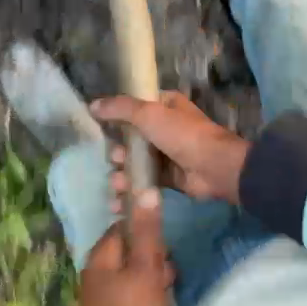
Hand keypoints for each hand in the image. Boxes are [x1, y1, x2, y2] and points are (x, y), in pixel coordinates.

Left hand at [77, 190, 174, 305]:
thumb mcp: (145, 269)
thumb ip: (147, 231)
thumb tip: (146, 188)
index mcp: (98, 255)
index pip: (124, 227)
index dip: (147, 233)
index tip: (163, 250)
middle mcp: (94, 272)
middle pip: (131, 252)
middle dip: (154, 262)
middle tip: (166, 279)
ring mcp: (99, 296)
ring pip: (134, 276)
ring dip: (154, 283)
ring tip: (164, 299)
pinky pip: (131, 296)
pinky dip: (146, 300)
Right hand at [90, 92, 250, 204]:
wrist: (213, 167)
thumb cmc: (182, 134)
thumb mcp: (149, 114)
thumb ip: (120, 108)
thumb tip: (92, 105)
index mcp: (164, 106)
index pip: (134, 108)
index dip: (117, 117)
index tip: (100, 127)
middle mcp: (165, 127)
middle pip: (131, 138)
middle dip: (118, 150)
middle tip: (115, 159)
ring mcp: (167, 153)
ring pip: (136, 161)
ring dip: (122, 172)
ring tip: (117, 182)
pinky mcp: (168, 177)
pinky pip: (144, 181)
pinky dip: (131, 189)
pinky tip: (118, 200)